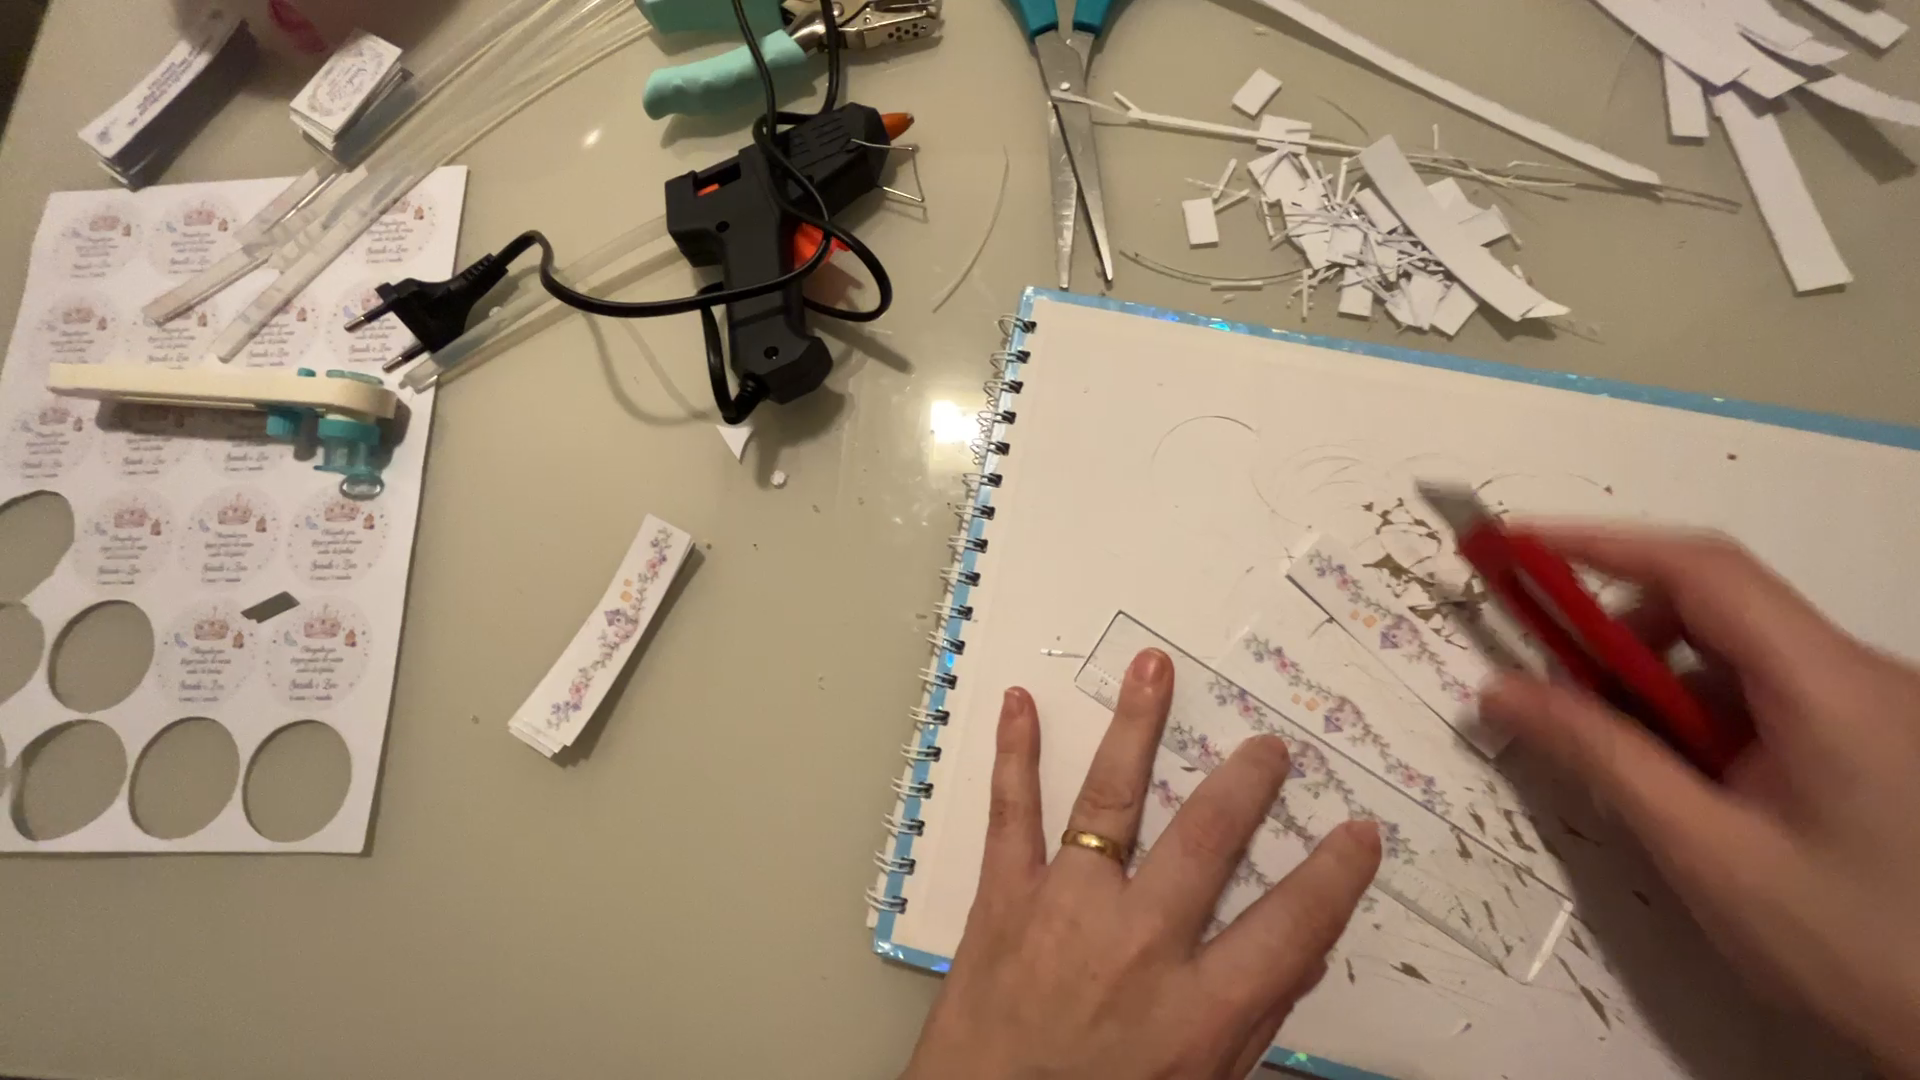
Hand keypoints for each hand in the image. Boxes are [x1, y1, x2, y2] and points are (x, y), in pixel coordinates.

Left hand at [903, 649, 1381, 1079]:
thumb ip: (1252, 1020)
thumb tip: (1303, 948)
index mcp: (1196, 1006)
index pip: (1290, 928)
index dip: (1334, 876)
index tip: (1360, 829)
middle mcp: (1137, 941)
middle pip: (1205, 840)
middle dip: (1243, 784)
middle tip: (1269, 743)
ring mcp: (1065, 905)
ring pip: (1110, 797)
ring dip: (1136, 726)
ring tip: (1153, 667)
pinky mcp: (1004, 893)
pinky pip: (1011, 812)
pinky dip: (1014, 753)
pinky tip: (1019, 703)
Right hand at [1479, 525, 1919, 1077]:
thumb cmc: (1869, 950)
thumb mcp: (1707, 851)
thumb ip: (1598, 757)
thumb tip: (1498, 689)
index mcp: (1833, 688)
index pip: (1700, 569)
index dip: (1596, 545)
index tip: (1512, 547)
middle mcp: (1862, 679)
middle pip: (1710, 610)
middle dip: (1615, 637)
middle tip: (1555, 691)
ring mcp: (1874, 712)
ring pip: (1728, 659)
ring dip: (1652, 688)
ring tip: (1628, 762)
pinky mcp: (1873, 744)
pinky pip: (1759, 698)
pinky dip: (1694, 719)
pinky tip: (1688, 785)